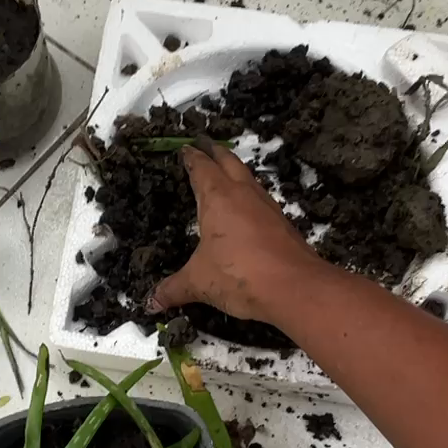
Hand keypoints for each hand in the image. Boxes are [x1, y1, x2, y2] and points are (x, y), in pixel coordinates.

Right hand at [147, 140, 327, 323]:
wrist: (295, 287)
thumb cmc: (239, 275)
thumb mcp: (199, 283)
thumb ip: (174, 289)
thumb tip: (152, 302)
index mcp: (217, 198)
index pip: (201, 168)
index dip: (192, 157)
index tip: (185, 149)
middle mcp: (243, 194)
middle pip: (228, 161)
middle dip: (215, 152)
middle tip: (204, 144)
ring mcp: (266, 206)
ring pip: (248, 177)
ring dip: (235, 170)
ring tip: (225, 171)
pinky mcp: (281, 223)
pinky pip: (260, 198)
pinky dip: (249, 194)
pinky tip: (247, 207)